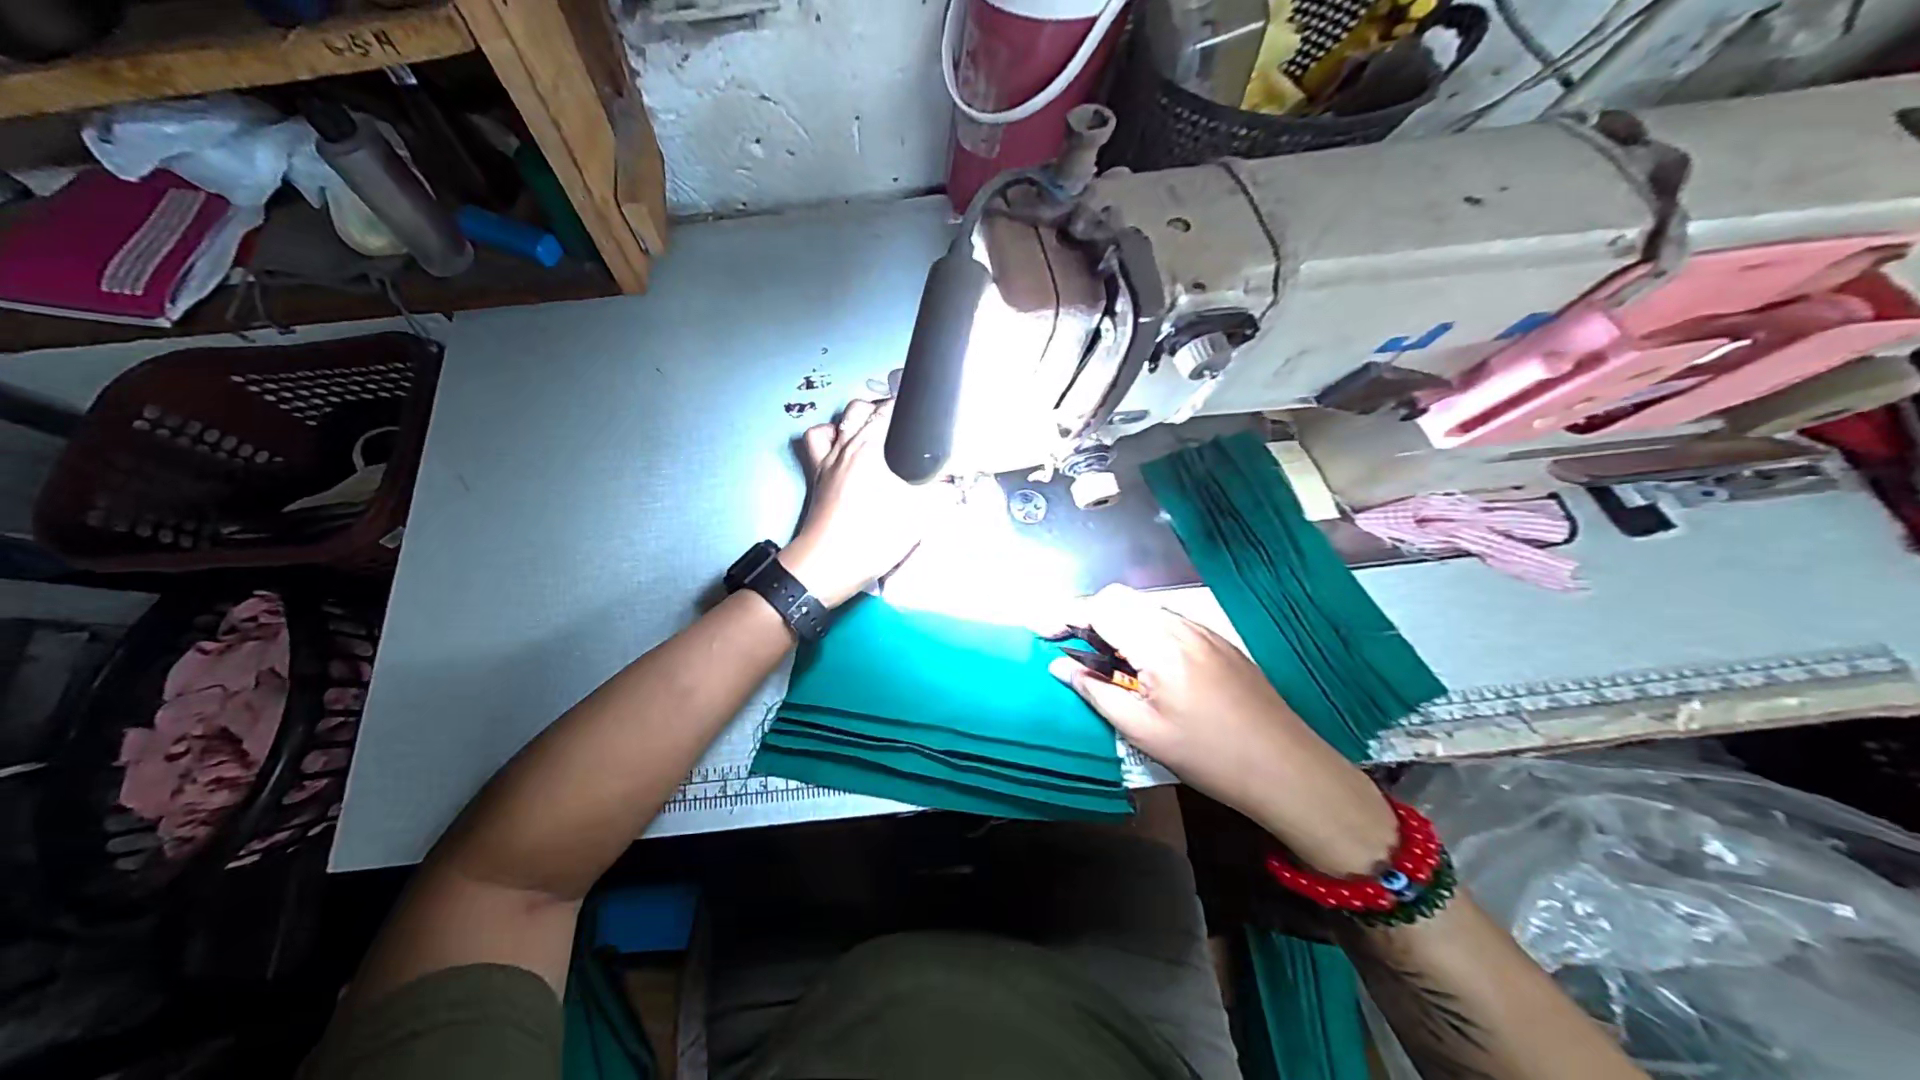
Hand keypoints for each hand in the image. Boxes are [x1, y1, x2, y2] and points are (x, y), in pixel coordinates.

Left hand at [781, 398, 948, 607]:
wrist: (831, 562)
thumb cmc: (876, 537)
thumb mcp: (921, 516)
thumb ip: (943, 492)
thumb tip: (956, 481)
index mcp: (875, 446)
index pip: (896, 409)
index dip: (915, 412)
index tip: (930, 424)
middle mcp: (850, 442)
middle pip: (870, 407)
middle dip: (891, 411)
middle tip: (910, 430)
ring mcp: (830, 454)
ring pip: (845, 415)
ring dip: (863, 416)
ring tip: (880, 431)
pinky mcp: (816, 469)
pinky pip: (817, 436)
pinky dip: (830, 432)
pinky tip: (843, 442)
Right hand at [1047, 585, 1398, 876]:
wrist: (1288, 768)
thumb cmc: (1208, 754)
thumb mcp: (1142, 729)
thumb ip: (1095, 690)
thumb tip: (1059, 666)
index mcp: (1159, 642)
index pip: (1099, 608)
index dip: (1065, 616)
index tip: (1042, 634)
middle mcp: (1181, 625)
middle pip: (1121, 599)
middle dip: (1089, 616)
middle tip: (1072, 650)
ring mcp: (1204, 631)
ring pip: (1146, 609)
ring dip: (1116, 624)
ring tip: (1105, 662)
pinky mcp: (1219, 643)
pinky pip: (1169, 623)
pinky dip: (1143, 633)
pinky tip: (1144, 668)